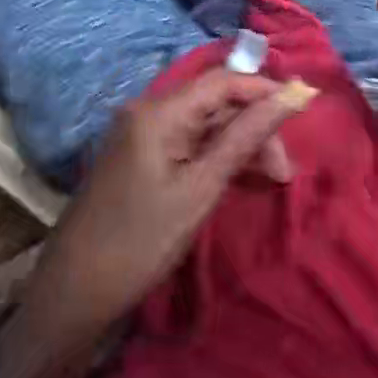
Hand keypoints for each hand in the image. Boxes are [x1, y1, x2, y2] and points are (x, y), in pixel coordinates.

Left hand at [39, 70, 312, 325]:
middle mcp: (147, 111)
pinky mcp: (140, 156)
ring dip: (242, 145)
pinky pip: (190, 141)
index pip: (225, 81)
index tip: (304, 114)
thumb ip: (249, 135)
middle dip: (256, 128)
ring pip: (207, 123)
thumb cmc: (142, 241)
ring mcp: (141, 134)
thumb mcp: (202, 187)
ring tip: (269, 180)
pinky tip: (238, 179)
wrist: (72, 296)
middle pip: (218, 102)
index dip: (267, 91)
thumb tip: (296, 93)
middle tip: (282, 172)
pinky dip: (219, 156)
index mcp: (158, 112)